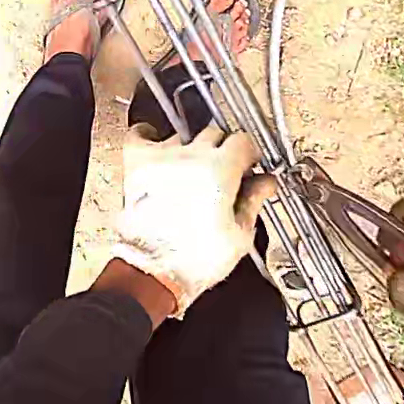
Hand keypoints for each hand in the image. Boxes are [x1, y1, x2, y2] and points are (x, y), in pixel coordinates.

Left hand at [113, 123, 261, 316]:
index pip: (242, 140)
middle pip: (214, 133)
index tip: (248, 164)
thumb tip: (265, 183)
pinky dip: (149, 136)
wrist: (153, 271)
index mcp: (221, 169)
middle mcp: (192, 156)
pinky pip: (141, 134)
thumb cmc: (193, 260)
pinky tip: (156, 144)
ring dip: (189, 148)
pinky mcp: (137, 163)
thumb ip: (253, 200)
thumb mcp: (239, 235)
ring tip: (190, 170)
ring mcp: (163, 157)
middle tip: (222, 170)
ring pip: (182, 135)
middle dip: (222, 149)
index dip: (248, 153)